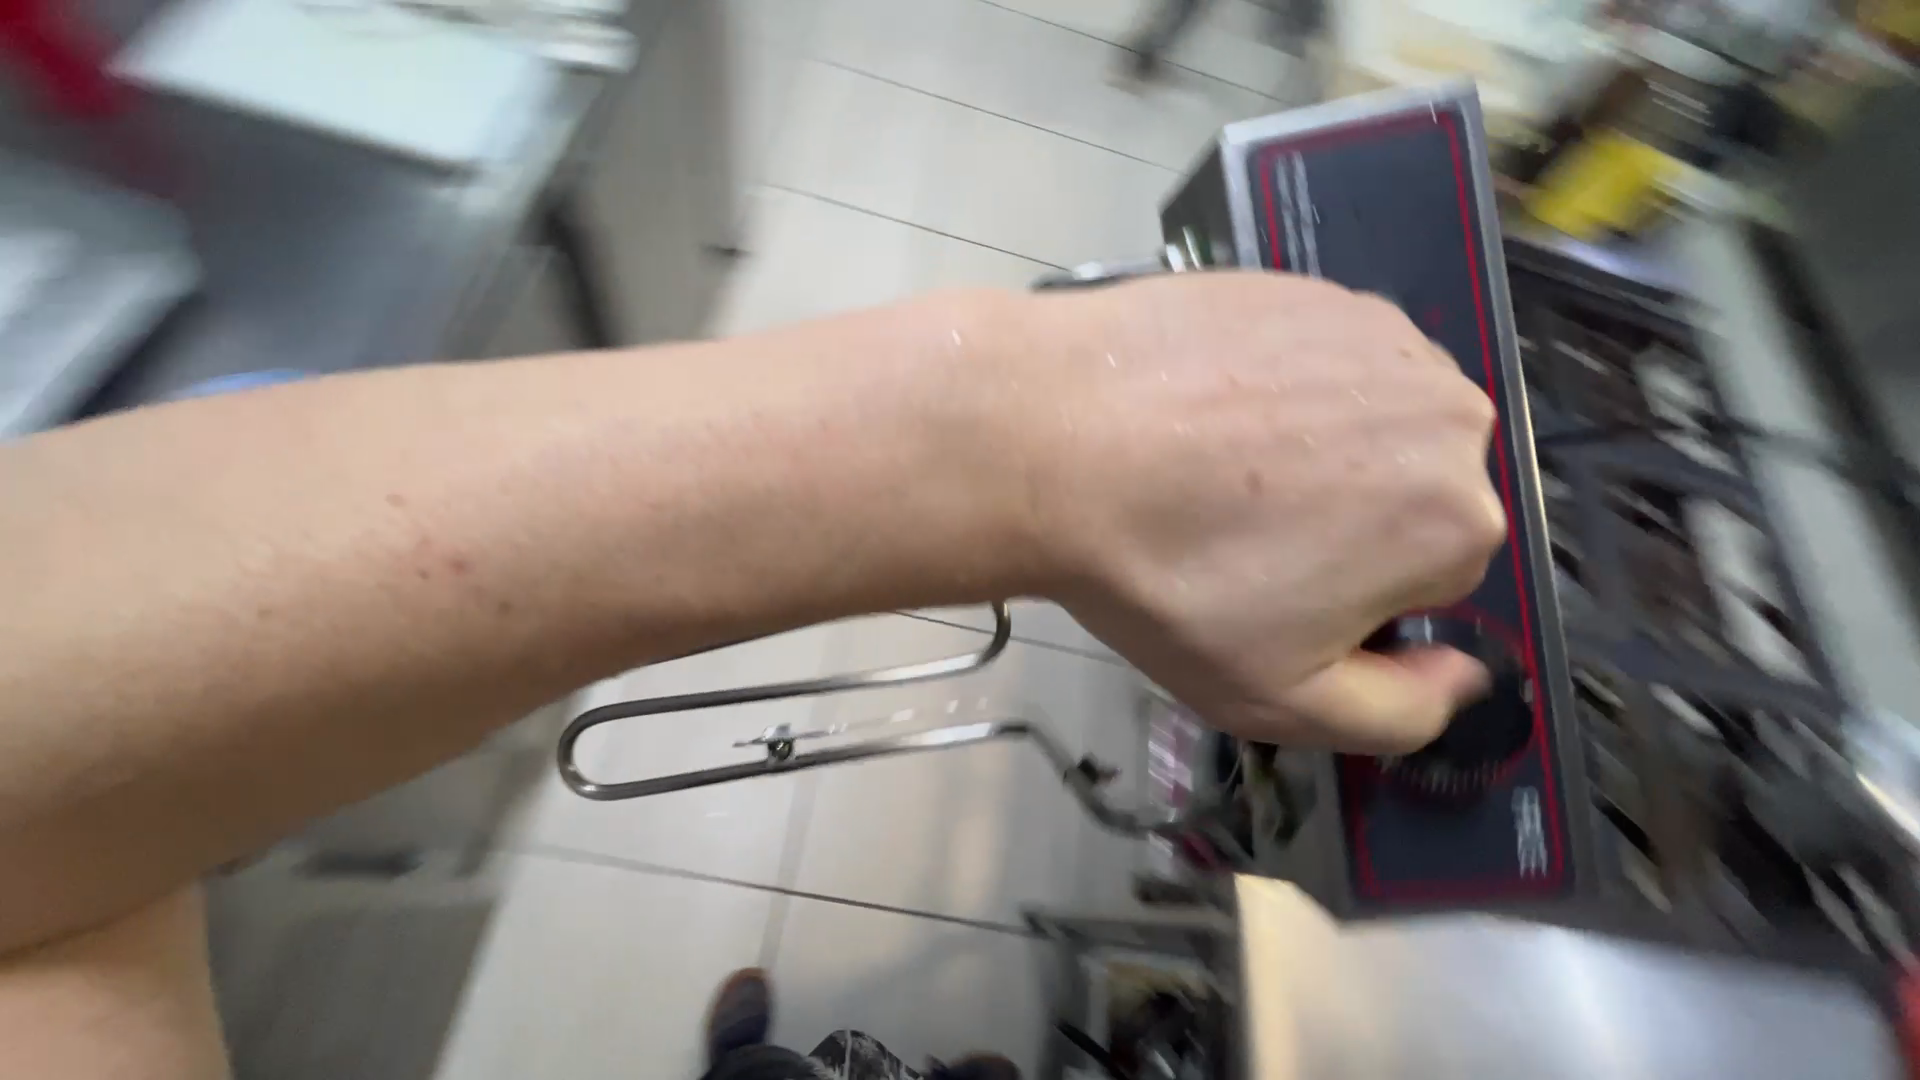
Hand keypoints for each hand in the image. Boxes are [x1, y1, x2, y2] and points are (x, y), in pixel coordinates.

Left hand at [1007, 272, 1505, 751]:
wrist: (1053, 444)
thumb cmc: (1165, 579)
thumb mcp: (1278, 699)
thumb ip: (1400, 713)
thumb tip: (1462, 675)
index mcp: (1455, 521)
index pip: (1428, 579)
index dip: (1346, 594)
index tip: (1267, 587)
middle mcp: (1446, 413)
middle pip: (1404, 492)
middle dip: (1339, 519)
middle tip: (1232, 530)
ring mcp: (1373, 334)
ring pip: (1363, 420)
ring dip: (1306, 446)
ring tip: (1209, 468)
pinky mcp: (1305, 287)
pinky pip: (1313, 358)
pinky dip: (1271, 387)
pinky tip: (1200, 407)